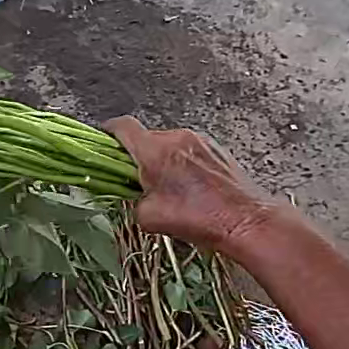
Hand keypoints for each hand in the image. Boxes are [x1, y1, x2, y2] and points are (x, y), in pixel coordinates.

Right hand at [104, 116, 281, 256]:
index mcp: (155, 151)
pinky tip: (189, 188)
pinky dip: (181, 164)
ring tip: (167, 189)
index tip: (101, 142)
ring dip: (161, 161)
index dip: (108, 132)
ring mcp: (199, 141)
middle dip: (136, 156)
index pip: (122, 127)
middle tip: (136, 180)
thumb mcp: (149, 218)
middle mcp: (177, 138)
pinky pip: (188, 150)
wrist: (247, 221)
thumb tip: (132, 197)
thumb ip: (131, 201)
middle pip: (145, 138)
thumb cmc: (199, 219)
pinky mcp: (216, 149)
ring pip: (168, 145)